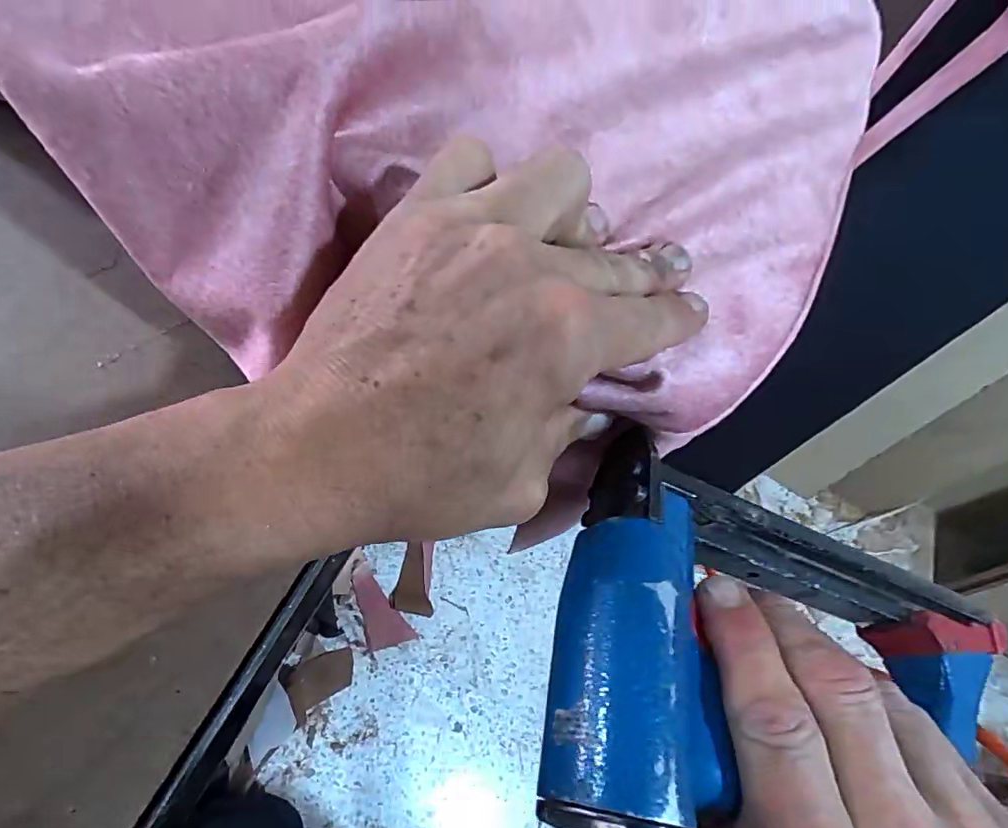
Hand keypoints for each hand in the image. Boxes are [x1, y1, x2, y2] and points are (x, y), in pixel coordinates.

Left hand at [256, 135, 706, 545]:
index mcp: (569, 339)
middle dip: (646, 276)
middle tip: (653, 282)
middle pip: (616, 257)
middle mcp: (534, 268)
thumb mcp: (521, 487)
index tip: (690, 310)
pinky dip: (490, 185)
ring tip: (559, 252)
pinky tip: (484, 223)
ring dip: (573, 218)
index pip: (651, 317)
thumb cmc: (423, 482)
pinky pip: (472, 161)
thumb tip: (580, 402)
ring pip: (561, 180)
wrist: (318, 449)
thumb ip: (564, 437)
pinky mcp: (415, 217)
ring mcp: (472, 229)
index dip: (679, 317)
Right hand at [691, 577, 1007, 827]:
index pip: (777, 724)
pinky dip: (868, 690)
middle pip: (837, 694)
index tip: (717, 593)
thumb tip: (684, 701)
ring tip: (782, 629)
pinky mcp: (1001, 821)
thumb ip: (706, 795)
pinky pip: (920, 724)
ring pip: (883, 698)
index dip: (744, 644)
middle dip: (783, 625)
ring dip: (823, 649)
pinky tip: (839, 685)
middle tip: (744, 593)